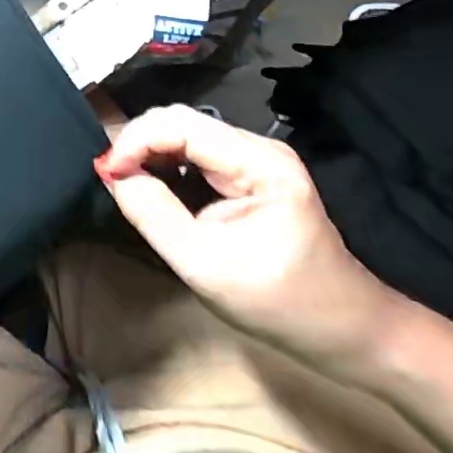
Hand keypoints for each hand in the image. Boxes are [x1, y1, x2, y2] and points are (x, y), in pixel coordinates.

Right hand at [97, 105, 404, 375]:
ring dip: (149, 151)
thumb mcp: (207, 267)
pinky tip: (151, 184)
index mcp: (260, 164)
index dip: (136, 140)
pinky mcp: (248, 171)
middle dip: (138, 142)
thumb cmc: (282, 305)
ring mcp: (255, 156)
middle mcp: (258, 147)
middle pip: (181, 121)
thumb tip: (113, 175)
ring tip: (124, 181)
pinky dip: (165, 162)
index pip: (182, 125)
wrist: (346, 331)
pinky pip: (194, 151)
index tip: (107, 173)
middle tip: (110, 177)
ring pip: (185, 132)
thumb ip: (155, 215)